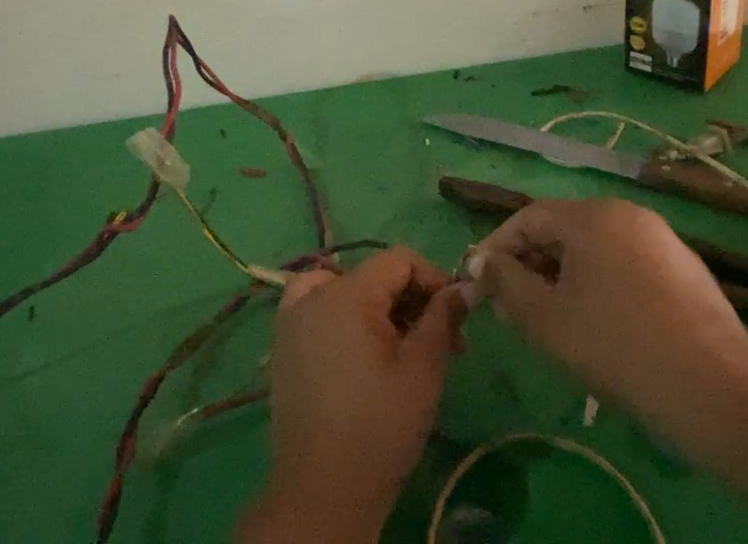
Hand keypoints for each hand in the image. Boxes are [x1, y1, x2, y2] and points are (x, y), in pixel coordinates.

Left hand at [237, 246, 464, 542]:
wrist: (323, 489)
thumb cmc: (380, 426)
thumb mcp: (423, 368)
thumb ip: (443, 318)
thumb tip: (464, 287)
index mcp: (345, 293)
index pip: (399, 259)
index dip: (433, 280)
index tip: (455, 318)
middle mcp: (312, 295)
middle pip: (373, 275)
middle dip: (412, 301)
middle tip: (442, 344)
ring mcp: (291, 319)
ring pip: (345, 289)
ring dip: (379, 308)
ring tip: (402, 347)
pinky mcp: (283, 346)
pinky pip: (317, 309)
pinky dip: (342, 315)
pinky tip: (360, 350)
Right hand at [474, 199, 747, 459]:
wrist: (713, 392)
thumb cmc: (615, 346)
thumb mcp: (544, 318)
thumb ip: (506, 282)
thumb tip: (486, 263)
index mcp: (593, 215)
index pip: (528, 217)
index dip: (496, 247)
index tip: (478, 282)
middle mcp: (629, 215)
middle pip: (563, 230)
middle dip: (529, 264)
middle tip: (510, 306)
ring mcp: (663, 241)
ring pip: (595, 250)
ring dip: (562, 277)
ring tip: (549, 319)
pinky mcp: (686, 271)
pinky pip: (626, 266)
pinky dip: (599, 286)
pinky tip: (597, 326)